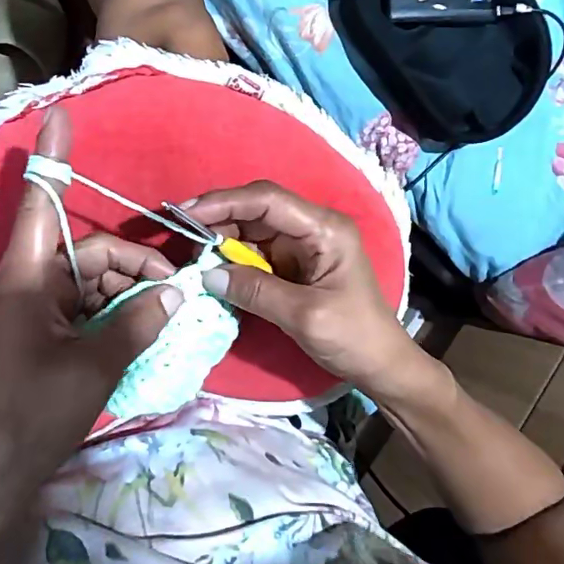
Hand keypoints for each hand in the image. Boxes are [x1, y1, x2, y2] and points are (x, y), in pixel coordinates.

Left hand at [0, 107, 179, 485]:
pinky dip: (117, 309)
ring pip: (92, 277)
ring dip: (129, 289)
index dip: (52, 161)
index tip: (58, 116)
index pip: (41, 206)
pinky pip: (88, 303)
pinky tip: (145, 324)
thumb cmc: (35, 414)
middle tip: (175, 291)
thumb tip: (176, 294)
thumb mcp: (95, 366)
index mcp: (26, 280)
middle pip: (88, 249)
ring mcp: (36, 309)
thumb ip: (138, 323)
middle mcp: (29, 284)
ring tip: (164, 313)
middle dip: (134, 263)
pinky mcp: (45, 331)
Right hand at [185, 181, 434, 398]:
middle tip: (183, 240)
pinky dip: (232, 260)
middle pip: (256, 210)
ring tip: (192, 257)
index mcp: (325, 228)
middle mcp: (313, 227)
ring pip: (252, 230)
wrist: (379, 363)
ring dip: (222, 240)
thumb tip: (206, 275)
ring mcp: (303, 245)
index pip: (268, 200)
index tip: (187, 213)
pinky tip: (212, 269)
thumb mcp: (305, 316)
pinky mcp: (293, 265)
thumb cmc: (353, 336)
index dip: (225, 202)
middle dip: (219, 221)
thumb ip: (256, 291)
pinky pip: (256, 253)